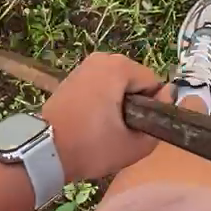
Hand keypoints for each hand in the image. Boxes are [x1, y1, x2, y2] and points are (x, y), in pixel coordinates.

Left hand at [40, 53, 166, 183]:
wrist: (42, 152)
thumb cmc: (91, 146)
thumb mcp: (134, 144)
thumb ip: (160, 119)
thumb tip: (168, 95)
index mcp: (119, 66)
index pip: (153, 83)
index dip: (151, 109)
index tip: (136, 129)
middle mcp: (103, 58)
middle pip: (135, 82)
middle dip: (134, 104)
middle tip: (121, 132)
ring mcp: (85, 66)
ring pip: (118, 85)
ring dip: (119, 104)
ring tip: (106, 130)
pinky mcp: (73, 77)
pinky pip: (101, 86)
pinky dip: (102, 102)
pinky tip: (93, 123)